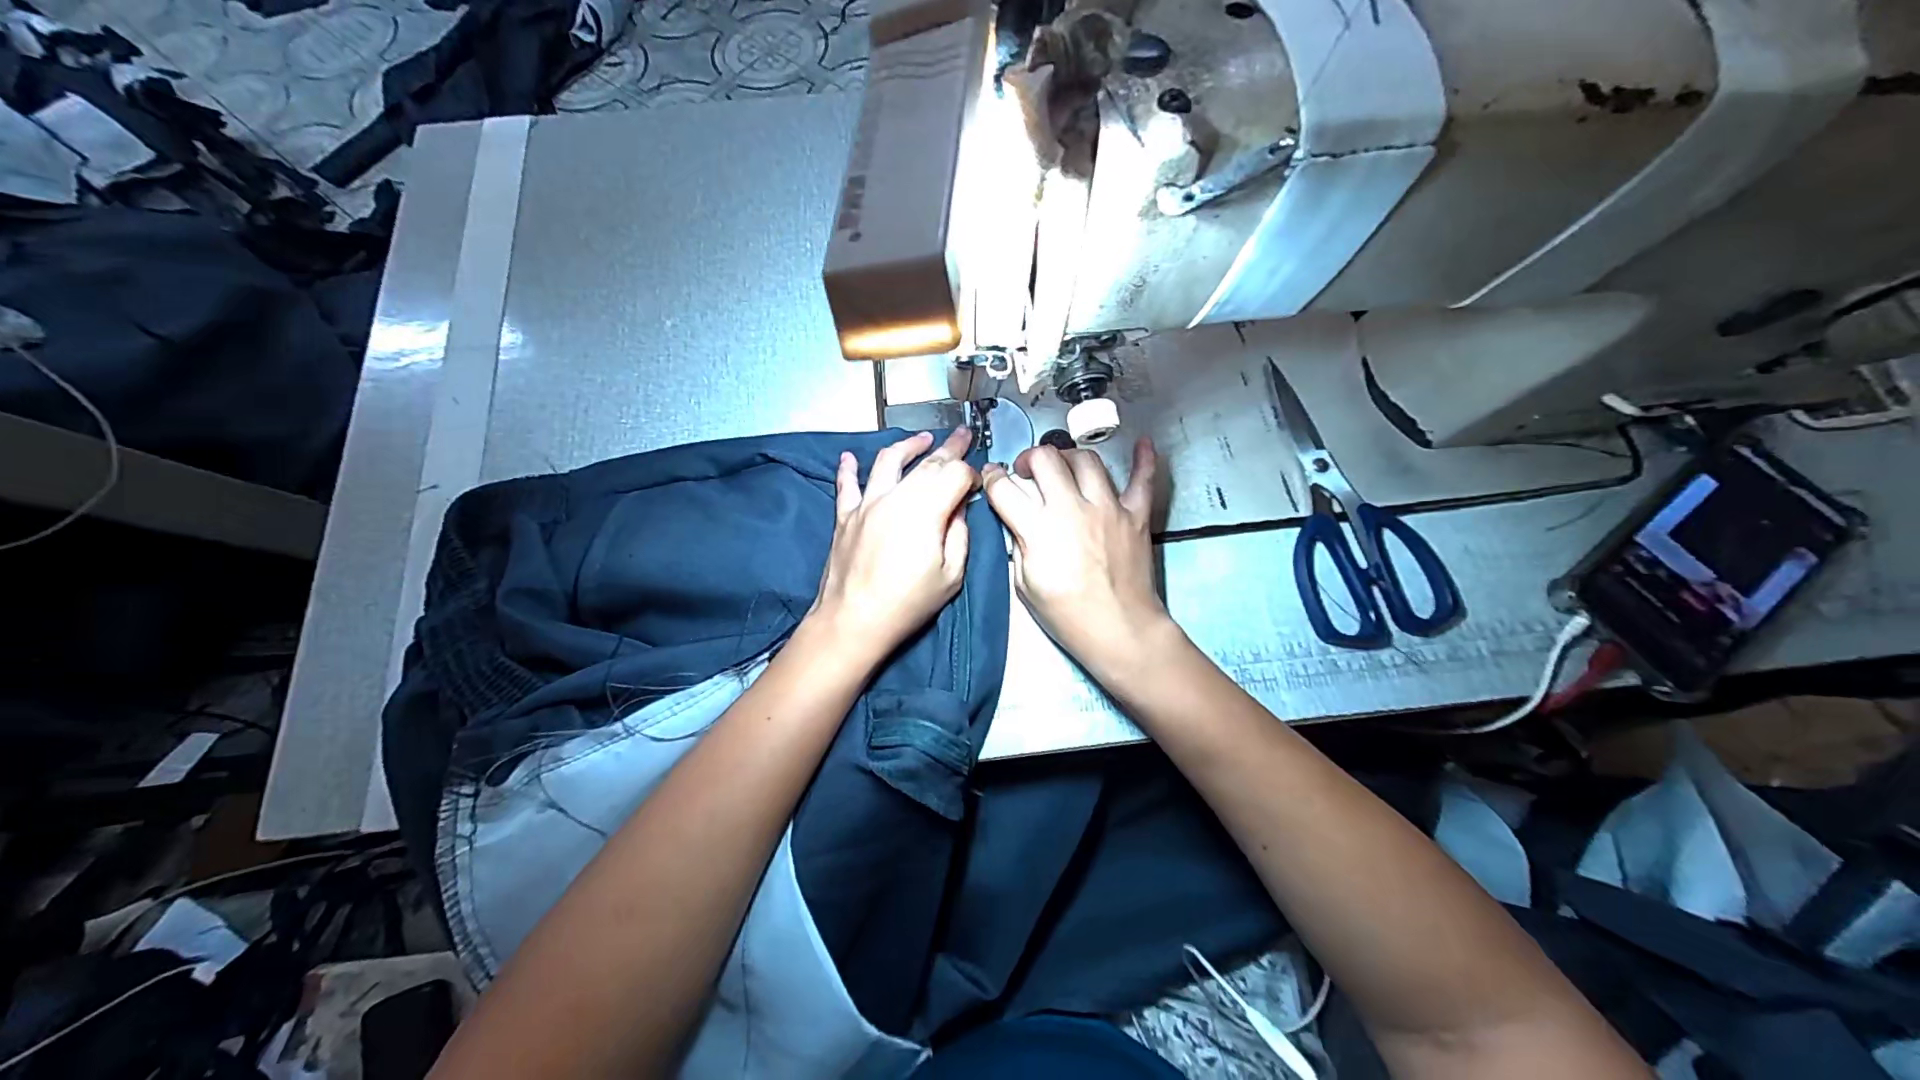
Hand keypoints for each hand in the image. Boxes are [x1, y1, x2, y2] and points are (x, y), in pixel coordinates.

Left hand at [810, 428, 977, 664]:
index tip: (977, 482)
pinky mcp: (846, 516)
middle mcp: (896, 497)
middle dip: (949, 447)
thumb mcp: (950, 575)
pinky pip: (847, 485)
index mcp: (926, 510)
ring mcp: (867, 504)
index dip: (970, 474)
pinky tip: (849, 457)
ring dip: (907, 446)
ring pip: (888, 461)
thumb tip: (958, 510)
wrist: (853, 620)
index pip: (955, 474)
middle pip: (927, 463)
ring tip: (921, 439)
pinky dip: (848, 468)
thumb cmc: (906, 604)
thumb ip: (959, 536)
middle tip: (962, 436)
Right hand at [982, 437, 1176, 680]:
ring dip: (1069, 458)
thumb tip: (1017, 524)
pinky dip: (1143, 460)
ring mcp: (1107, 507)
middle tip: (1027, 470)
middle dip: (1029, 458)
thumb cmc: (1068, 616)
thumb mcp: (1025, 585)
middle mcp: (1071, 508)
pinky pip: (1142, 479)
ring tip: (1063, 468)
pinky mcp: (1135, 514)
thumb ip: (1019, 546)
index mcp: (1038, 528)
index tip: (992, 476)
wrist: (1119, 630)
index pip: (1004, 488)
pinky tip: (1142, 444)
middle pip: (1045, 459)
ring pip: (1086, 459)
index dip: (992, 478)